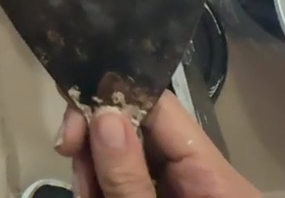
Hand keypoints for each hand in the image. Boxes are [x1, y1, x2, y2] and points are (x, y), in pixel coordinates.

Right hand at [55, 95, 259, 197]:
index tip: (72, 113)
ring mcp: (185, 192)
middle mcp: (203, 177)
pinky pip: (129, 181)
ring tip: (82, 191)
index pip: (160, 106)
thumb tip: (104, 112)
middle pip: (137, 129)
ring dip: (93, 167)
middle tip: (67, 156)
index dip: (113, 96)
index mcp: (216, 177)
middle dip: (95, 139)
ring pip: (125, 155)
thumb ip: (130, 182)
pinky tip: (90, 194)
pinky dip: (103, 185)